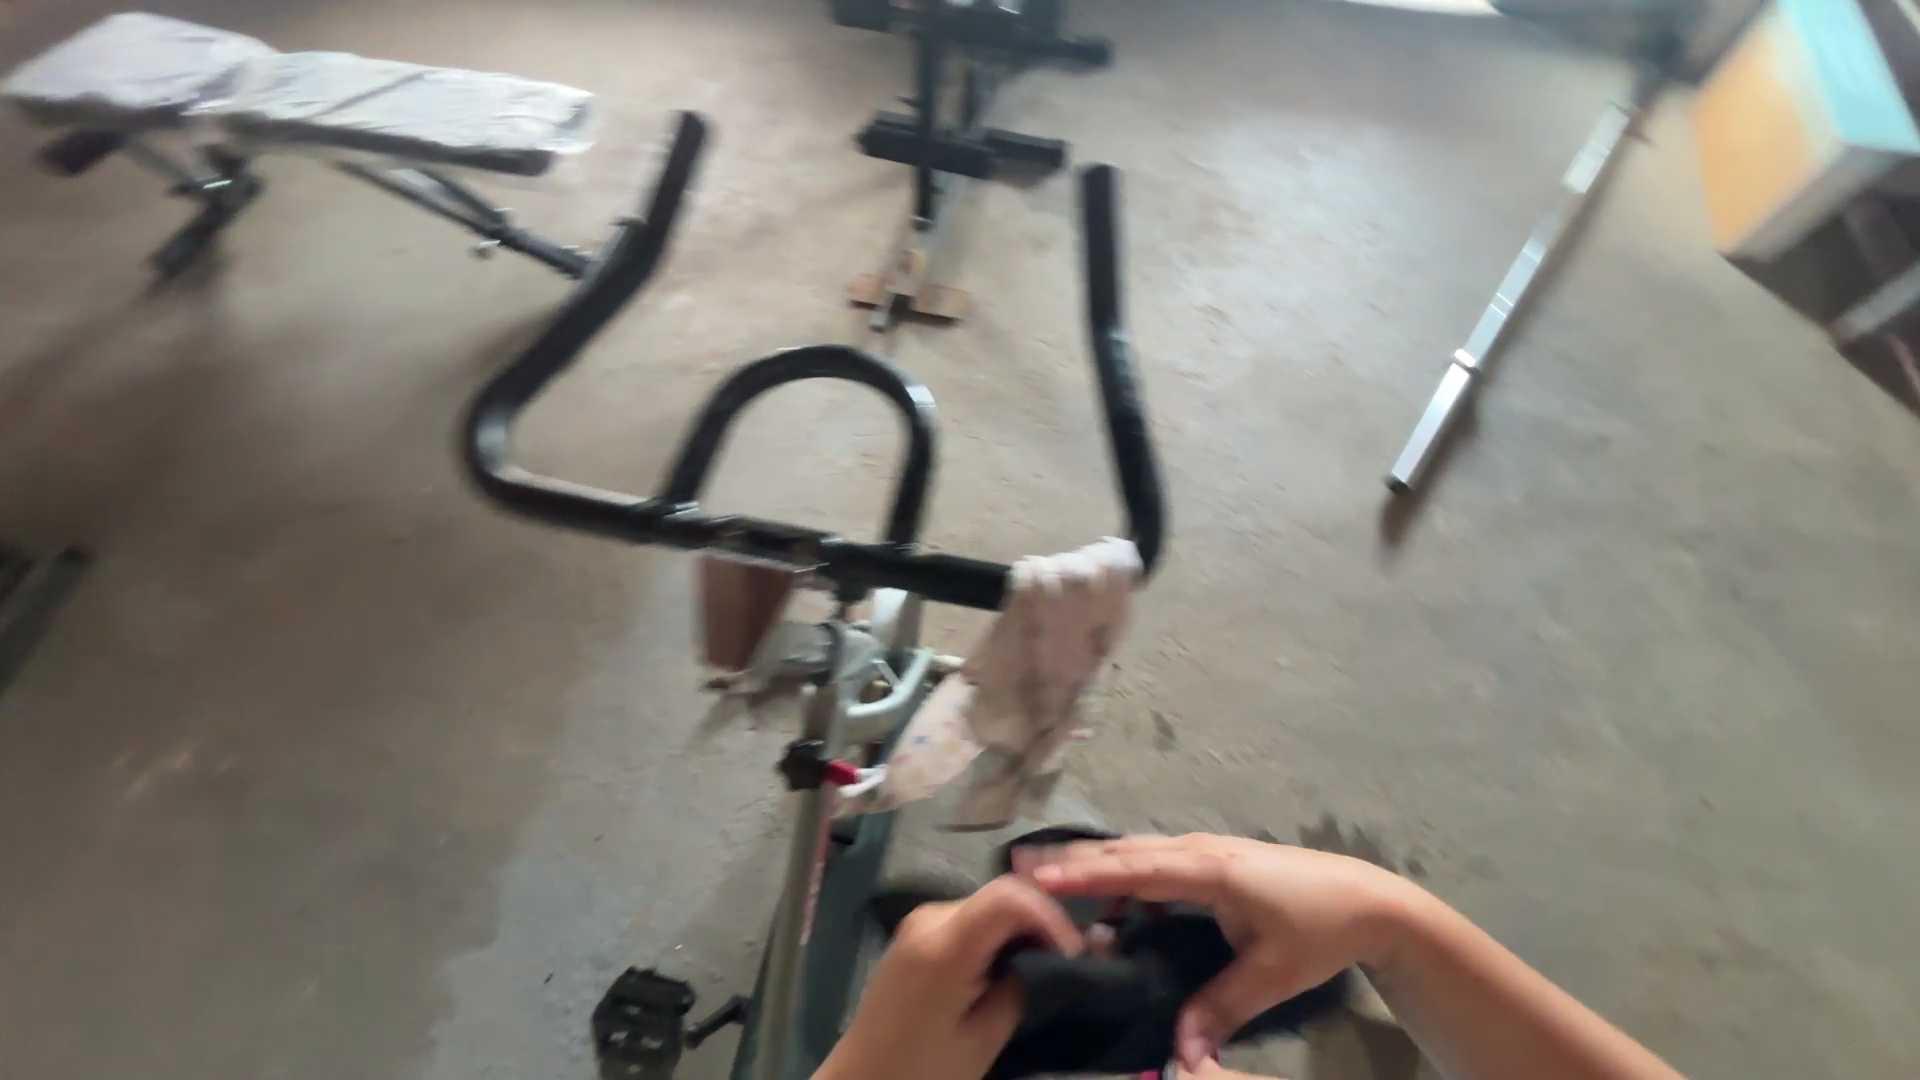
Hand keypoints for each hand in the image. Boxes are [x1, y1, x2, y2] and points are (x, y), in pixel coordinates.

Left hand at [818, 875, 1082, 1079]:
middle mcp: (931, 916)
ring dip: (1019, 924)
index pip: (1008, 897)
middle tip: (1070, 957)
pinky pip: (969, 916)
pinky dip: (996, 930)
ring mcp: (920, 919)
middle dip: (1039, 919)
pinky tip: (1010, 960)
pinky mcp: (917, 930)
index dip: (1049, 916)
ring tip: (1047, 959)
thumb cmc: (920, 1073)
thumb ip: (1018, 991)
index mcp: (945, 944)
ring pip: (986, 902)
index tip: (1073, 952)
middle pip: (999, 894)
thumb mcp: (980, 1041)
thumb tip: (1048, 961)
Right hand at [1022, 833, 1419, 1069]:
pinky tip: (1103, 888)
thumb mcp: (1273, 973)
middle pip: (1124, 851)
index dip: (1088, 875)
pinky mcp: (1205, 858)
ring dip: (1091, 858)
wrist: (1364, 896)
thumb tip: (1179, 1053)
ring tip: (1044, 866)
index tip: (1041, 878)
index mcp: (1208, 871)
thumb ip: (1223, 1007)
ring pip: (1134, 851)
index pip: (1137, 871)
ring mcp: (1200, 849)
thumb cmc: (1318, 930)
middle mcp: (1195, 850)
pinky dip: (1119, 868)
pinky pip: (1151, 859)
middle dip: (1072, 857)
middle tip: (1019, 862)